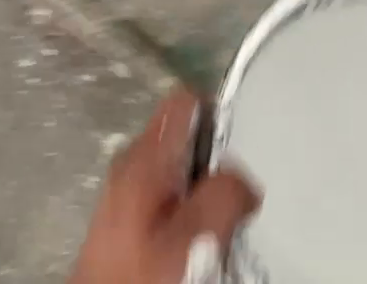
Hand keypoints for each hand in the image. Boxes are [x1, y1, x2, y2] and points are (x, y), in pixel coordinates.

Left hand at [69, 89, 261, 283]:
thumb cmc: (140, 276)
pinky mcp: (124, 214)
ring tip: (207, 232)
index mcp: (144, 156)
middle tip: (224, 205)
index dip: (215, 115)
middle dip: (212, 164)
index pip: (186, 100)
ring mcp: (124, 188)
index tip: (232, 149)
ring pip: (179, 169)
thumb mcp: (194, 235)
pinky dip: (184, 213)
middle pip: (185, 136)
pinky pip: (167, 195)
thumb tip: (243, 179)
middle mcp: (130, 163)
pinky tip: (185, 246)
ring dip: (200, 194)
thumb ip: (225, 193)